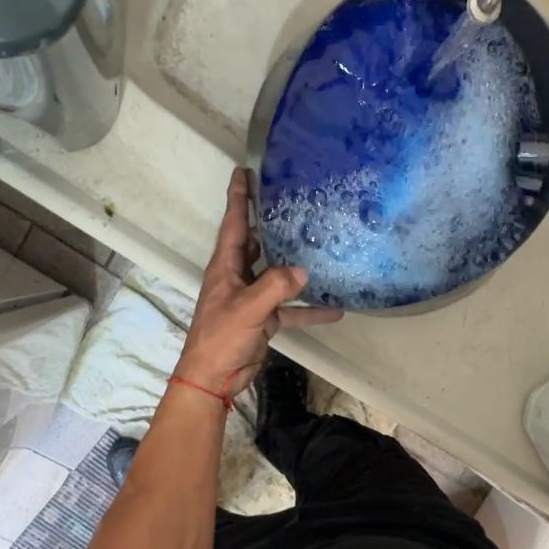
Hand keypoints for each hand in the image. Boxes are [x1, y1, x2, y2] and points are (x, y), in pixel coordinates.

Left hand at [173, 168, 341, 397]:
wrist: (214, 378)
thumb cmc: (221, 338)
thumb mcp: (249, 309)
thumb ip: (275, 287)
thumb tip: (303, 271)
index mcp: (226, 267)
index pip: (234, 223)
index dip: (239, 197)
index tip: (245, 170)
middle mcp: (238, 277)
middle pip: (258, 244)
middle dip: (274, 225)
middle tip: (297, 204)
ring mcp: (252, 299)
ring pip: (276, 275)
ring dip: (296, 266)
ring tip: (321, 248)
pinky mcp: (263, 320)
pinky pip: (290, 310)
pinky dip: (309, 309)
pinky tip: (335, 309)